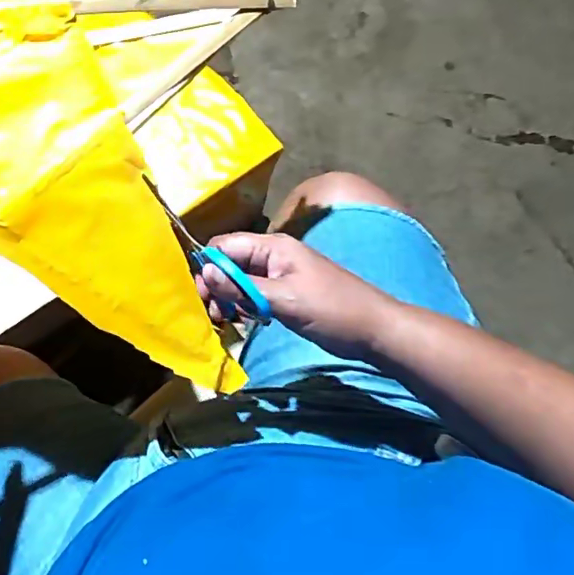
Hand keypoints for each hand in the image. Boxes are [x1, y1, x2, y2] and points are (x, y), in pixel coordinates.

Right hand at [195, 232, 404, 360]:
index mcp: (274, 247)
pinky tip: (241, 322)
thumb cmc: (331, 310)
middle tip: (214, 314)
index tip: (200, 295)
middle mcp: (273, 255)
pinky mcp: (285, 293)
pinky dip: (243, 306)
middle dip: (216, 285)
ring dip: (228, 298)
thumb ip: (243, 287)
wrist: (374, 330)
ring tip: (225, 321)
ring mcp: (280, 274)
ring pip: (240, 280)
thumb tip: (205, 271)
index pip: (226, 245)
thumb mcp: (284, 300)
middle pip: (230, 262)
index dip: (208, 265)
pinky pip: (254, 293)